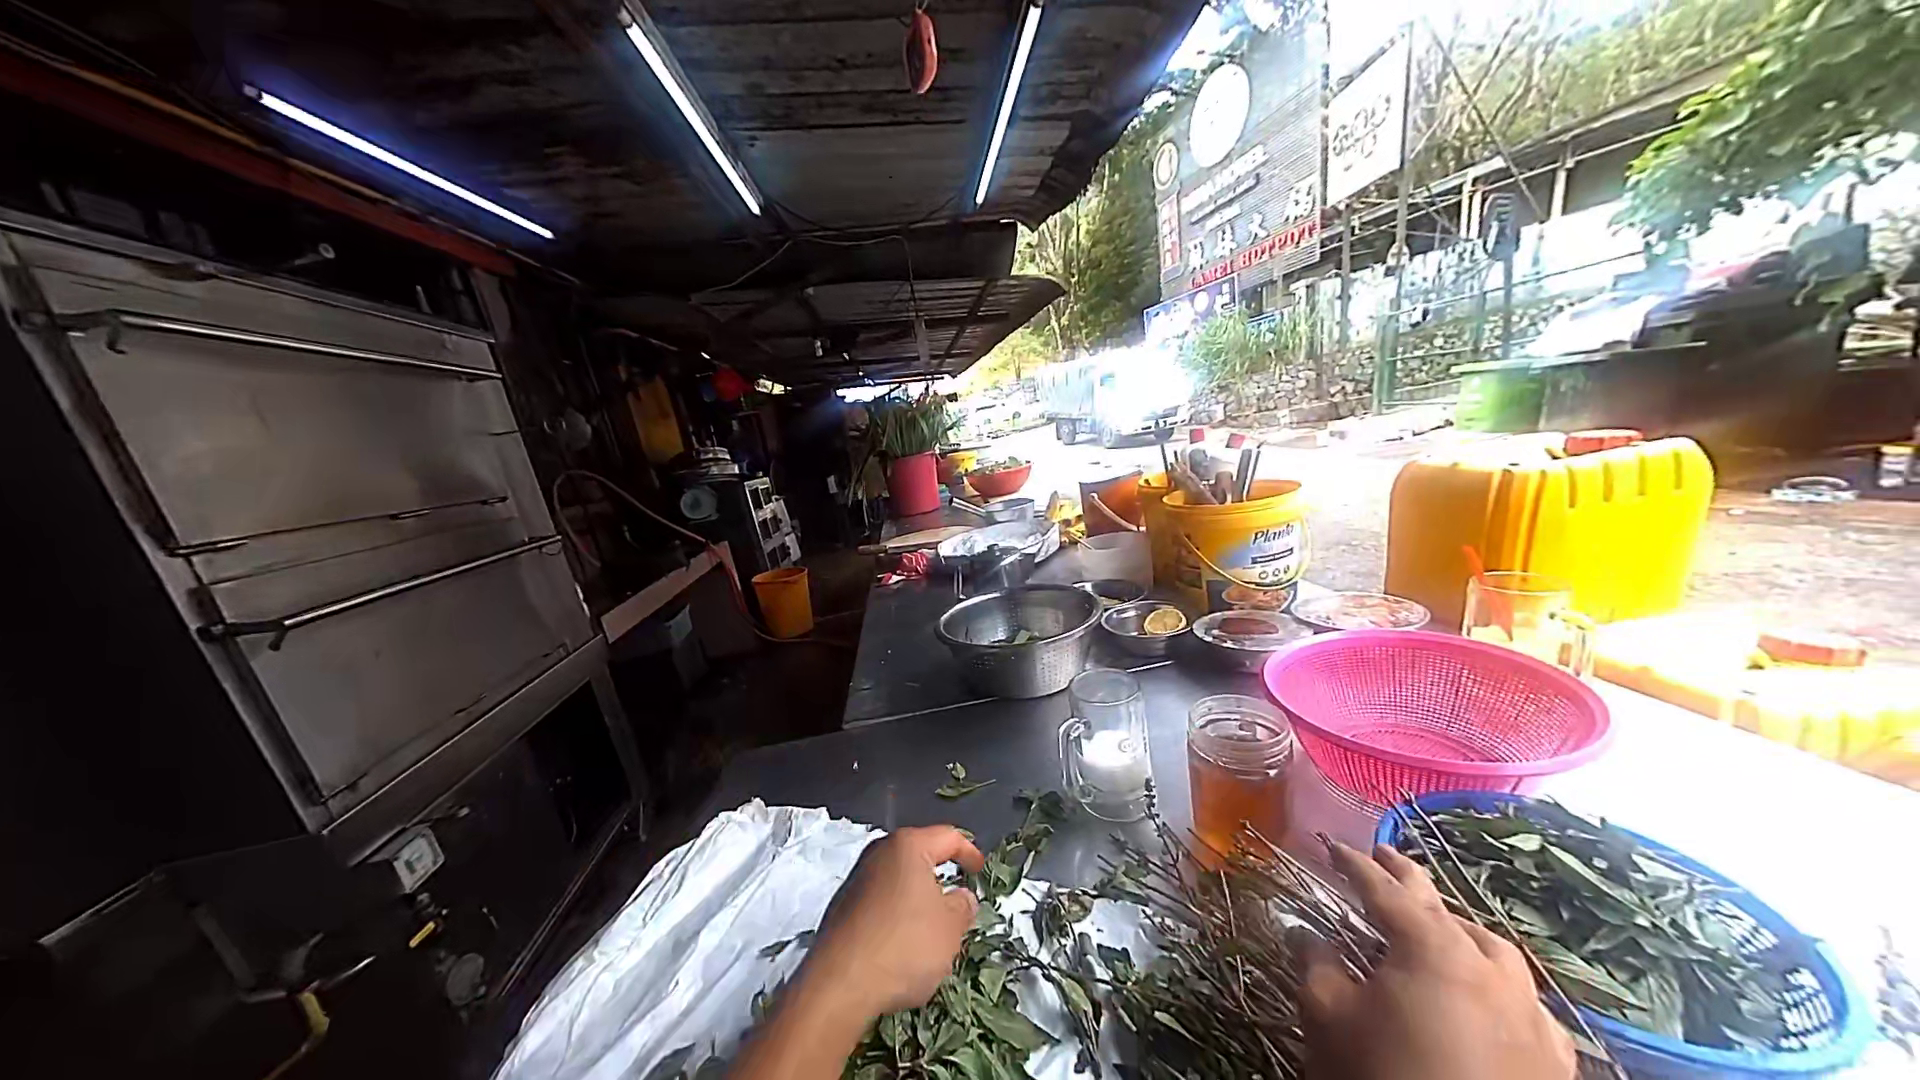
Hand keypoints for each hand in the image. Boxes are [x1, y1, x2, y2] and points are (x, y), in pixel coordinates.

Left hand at [801, 825, 985, 1018]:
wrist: (839, 986)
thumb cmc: (902, 946)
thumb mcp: (950, 928)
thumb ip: (963, 906)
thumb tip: (962, 897)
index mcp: (907, 846)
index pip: (948, 837)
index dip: (970, 853)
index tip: (980, 872)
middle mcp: (878, 854)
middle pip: (920, 857)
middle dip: (942, 879)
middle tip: (959, 905)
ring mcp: (857, 880)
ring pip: (899, 882)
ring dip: (918, 901)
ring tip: (932, 933)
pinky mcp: (842, 908)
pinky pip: (880, 903)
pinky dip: (897, 917)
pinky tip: (902, 948)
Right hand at [1300, 842, 1575, 1079]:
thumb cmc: (1381, 1075)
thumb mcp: (1327, 1013)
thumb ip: (1315, 961)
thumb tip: (1305, 932)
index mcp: (1433, 950)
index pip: (1385, 891)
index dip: (1355, 865)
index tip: (1333, 847)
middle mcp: (1491, 972)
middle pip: (1442, 910)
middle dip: (1407, 879)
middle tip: (1383, 856)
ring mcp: (1531, 1019)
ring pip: (1496, 953)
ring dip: (1459, 929)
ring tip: (1435, 924)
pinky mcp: (1553, 1065)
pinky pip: (1529, 1005)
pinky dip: (1500, 985)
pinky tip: (1490, 995)